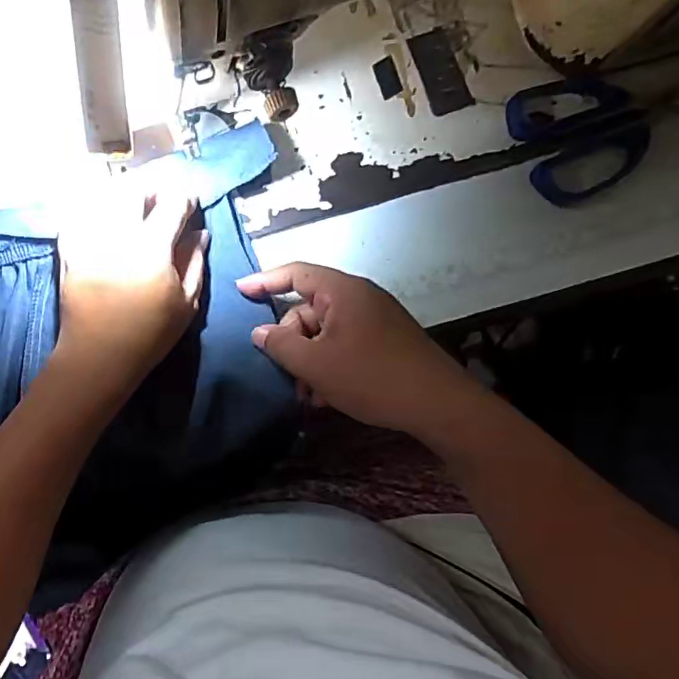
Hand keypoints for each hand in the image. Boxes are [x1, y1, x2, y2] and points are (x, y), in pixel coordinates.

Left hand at [56, 191, 208, 384]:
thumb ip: (194, 262)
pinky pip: (76, 216)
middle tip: (158, 200)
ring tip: (130, 204)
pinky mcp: (68, 251)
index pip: (172, 203)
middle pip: (133, 189)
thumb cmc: (149, 334)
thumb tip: (199, 232)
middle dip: (149, 187)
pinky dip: (90, 209)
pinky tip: (100, 216)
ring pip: (102, 196)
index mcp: (152, 247)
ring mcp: (89, 240)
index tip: (189, 203)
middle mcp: (118, 235)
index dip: (185, 199)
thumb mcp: (185, 303)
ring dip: (120, 193)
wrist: (97, 356)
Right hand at [236, 262, 487, 440]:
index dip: (264, 280)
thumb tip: (260, 332)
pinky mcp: (385, 341)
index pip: (296, 273)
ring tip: (308, 394)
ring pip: (324, 333)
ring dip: (309, 361)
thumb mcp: (315, 364)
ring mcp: (375, 320)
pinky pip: (344, 344)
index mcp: (343, 292)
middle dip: (291, 342)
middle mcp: (360, 298)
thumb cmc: (372, 378)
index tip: (239, 290)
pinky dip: (329, 364)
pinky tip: (327, 396)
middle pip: (308, 309)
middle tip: (284, 374)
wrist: (439, 405)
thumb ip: (280, 344)